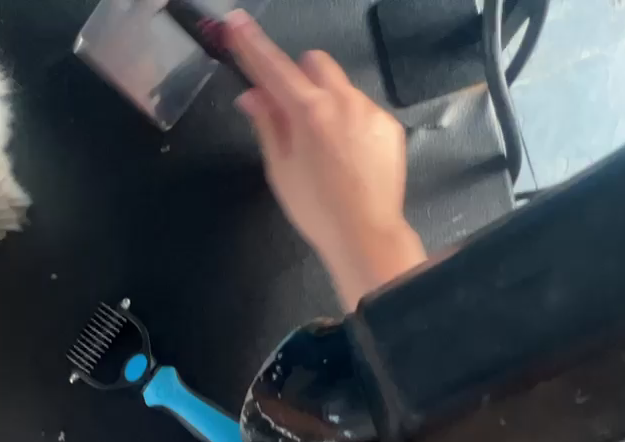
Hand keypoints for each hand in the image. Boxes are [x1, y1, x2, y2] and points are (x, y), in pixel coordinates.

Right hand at [225, 12, 423, 301]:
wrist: (365, 235)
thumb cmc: (316, 210)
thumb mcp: (280, 171)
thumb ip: (267, 125)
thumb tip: (252, 95)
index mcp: (309, 112)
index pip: (274, 68)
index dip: (251, 45)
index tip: (235, 23)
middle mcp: (343, 101)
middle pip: (315, 62)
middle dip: (300, 76)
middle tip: (292, 112)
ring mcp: (370, 111)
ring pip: (342, 88)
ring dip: (328, 104)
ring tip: (326, 150)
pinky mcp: (389, 126)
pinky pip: (364, 111)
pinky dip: (351, 124)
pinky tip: (349, 159)